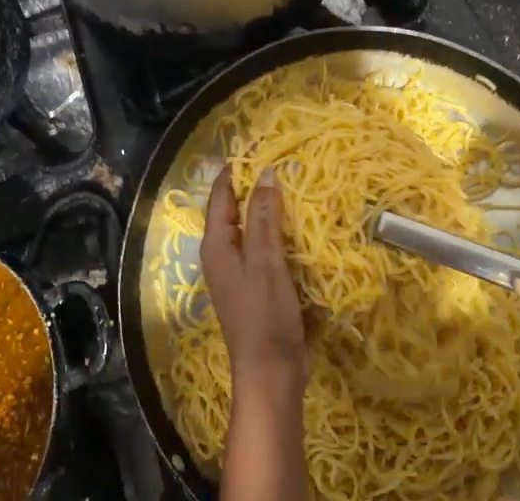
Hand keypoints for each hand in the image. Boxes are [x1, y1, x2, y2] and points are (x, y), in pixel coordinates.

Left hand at [201, 167, 306, 391]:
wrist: (272, 375)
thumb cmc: (264, 316)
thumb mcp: (266, 261)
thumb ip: (264, 216)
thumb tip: (266, 172)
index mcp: (217, 245)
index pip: (222, 194)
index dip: (238, 169)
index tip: (260, 145)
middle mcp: (224, 255)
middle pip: (236, 210)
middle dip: (256, 186)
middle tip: (283, 160)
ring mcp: (241, 273)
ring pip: (253, 230)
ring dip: (270, 210)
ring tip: (296, 185)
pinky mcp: (260, 288)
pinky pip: (268, 250)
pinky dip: (281, 235)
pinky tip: (303, 228)